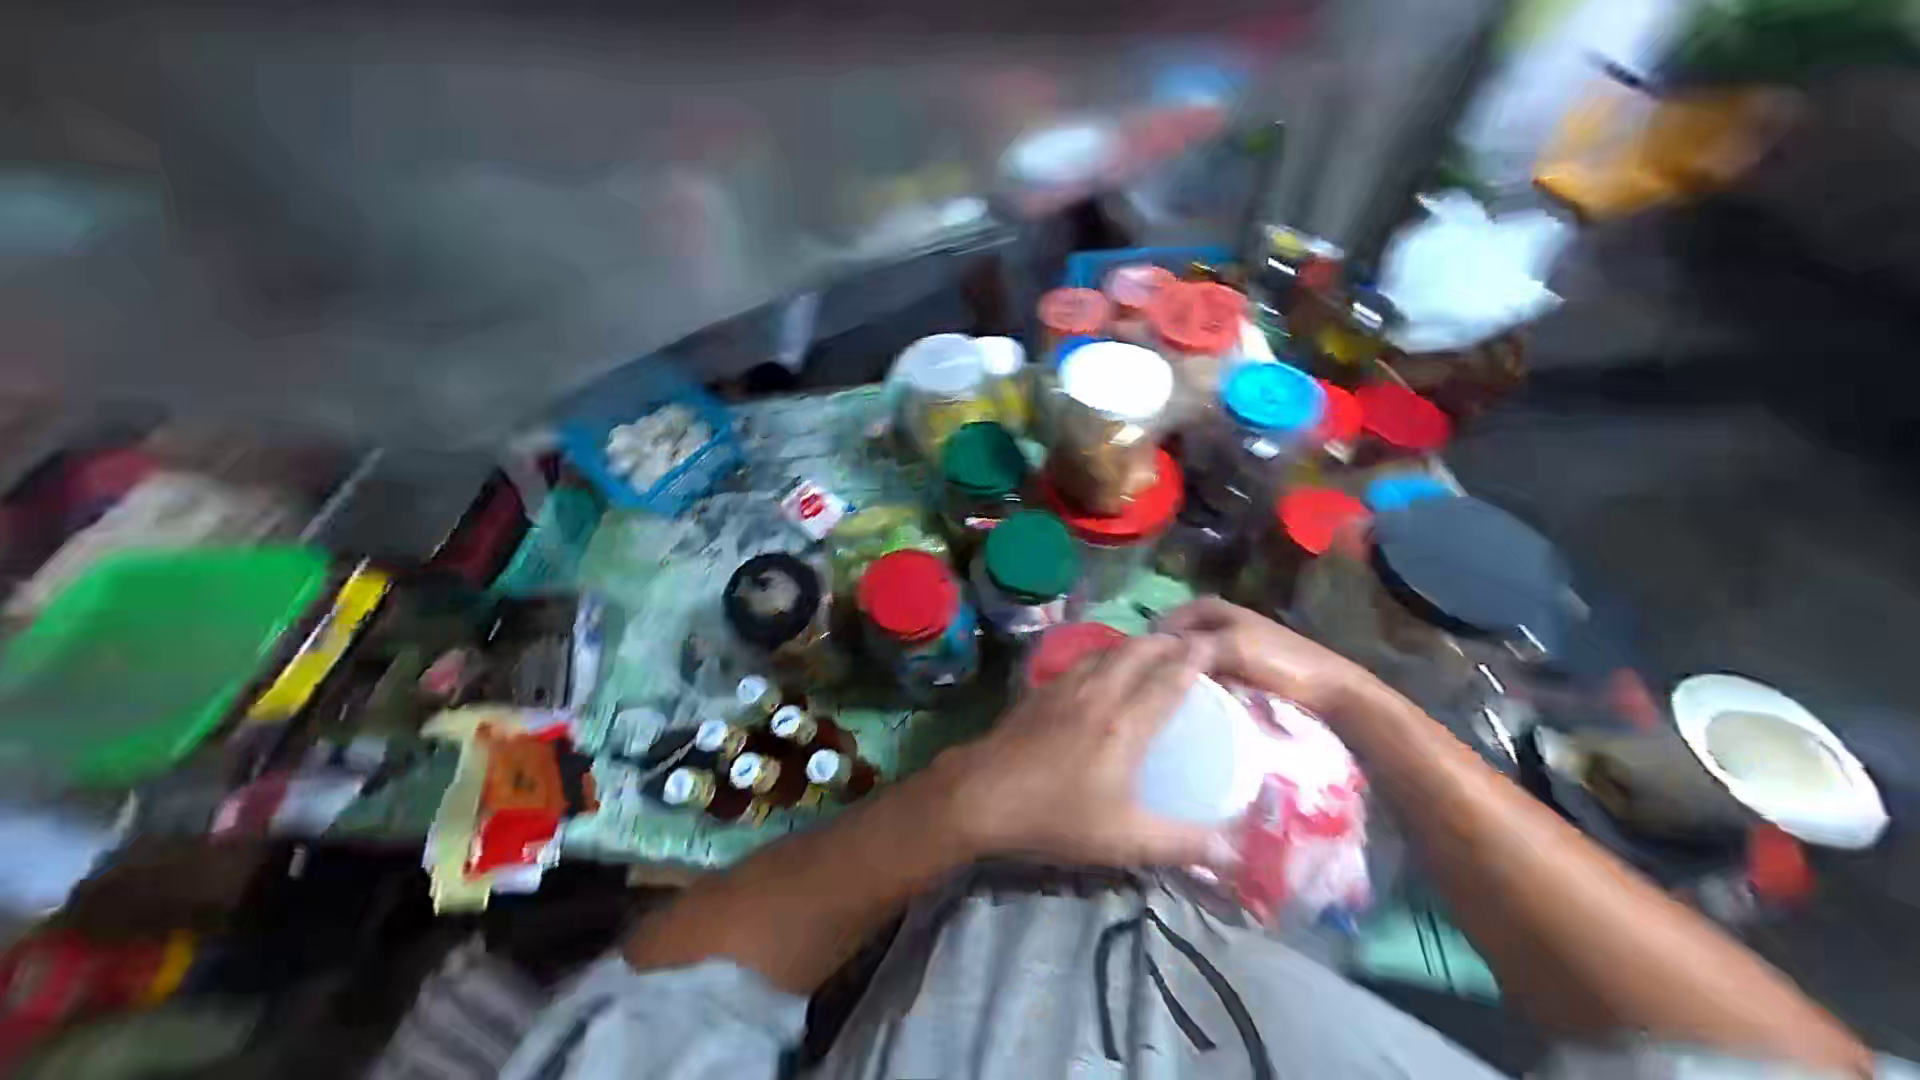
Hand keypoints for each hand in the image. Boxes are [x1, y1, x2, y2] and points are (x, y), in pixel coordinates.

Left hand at [935, 634, 1235, 869]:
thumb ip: (1180, 844)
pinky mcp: (1039, 690)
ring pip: (1106, 651)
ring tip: (1149, 651)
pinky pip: (1081, 660)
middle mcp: (1098, 694)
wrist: (979, 794)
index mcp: (1124, 724)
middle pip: (1138, 652)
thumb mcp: (1124, 840)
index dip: (1194, 660)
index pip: (1169, 681)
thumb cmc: (1055, 816)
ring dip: (1133, 644)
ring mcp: (1064, 687)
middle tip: (1186, 644)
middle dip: (1166, 642)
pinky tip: (1099, 669)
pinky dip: (1103, 655)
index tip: (1212, 645)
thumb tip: (1231, 853)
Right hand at [1156, 596, 1375, 719]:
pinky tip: (1191, 700)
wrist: (1331, 689)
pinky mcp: (1237, 667)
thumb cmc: (1280, 661)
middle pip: (1175, 640)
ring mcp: (1227, 644)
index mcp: (1210, 606)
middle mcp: (1215, 620)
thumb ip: (1191, 647)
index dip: (1151, 643)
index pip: (1163, 621)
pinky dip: (1197, 683)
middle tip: (1150, 686)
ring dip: (1180, 673)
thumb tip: (1155, 657)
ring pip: (1189, 658)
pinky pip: (1204, 673)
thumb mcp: (1231, 647)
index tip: (1139, 671)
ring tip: (1166, 696)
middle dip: (1164, 659)